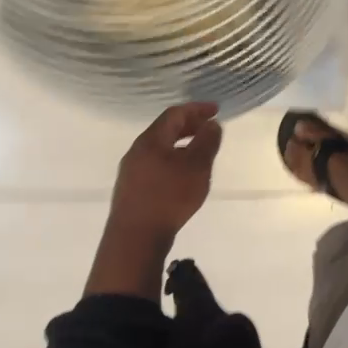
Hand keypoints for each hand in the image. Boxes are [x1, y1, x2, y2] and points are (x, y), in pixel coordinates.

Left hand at [108, 103, 223, 238]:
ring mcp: (131, 171)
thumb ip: (207, 141)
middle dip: (189, 125)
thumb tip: (212, 124)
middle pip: (165, 130)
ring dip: (181, 144)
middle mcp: (137, 151)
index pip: (175, 114)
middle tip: (209, 127)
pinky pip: (154, 164)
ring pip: (159, 148)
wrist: (135, 239)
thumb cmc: (169, 197)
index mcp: (151, 140)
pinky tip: (182, 175)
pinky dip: (172, 160)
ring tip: (199, 152)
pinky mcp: (131, 190)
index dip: (197, 109)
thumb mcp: (197, 166)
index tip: (216, 110)